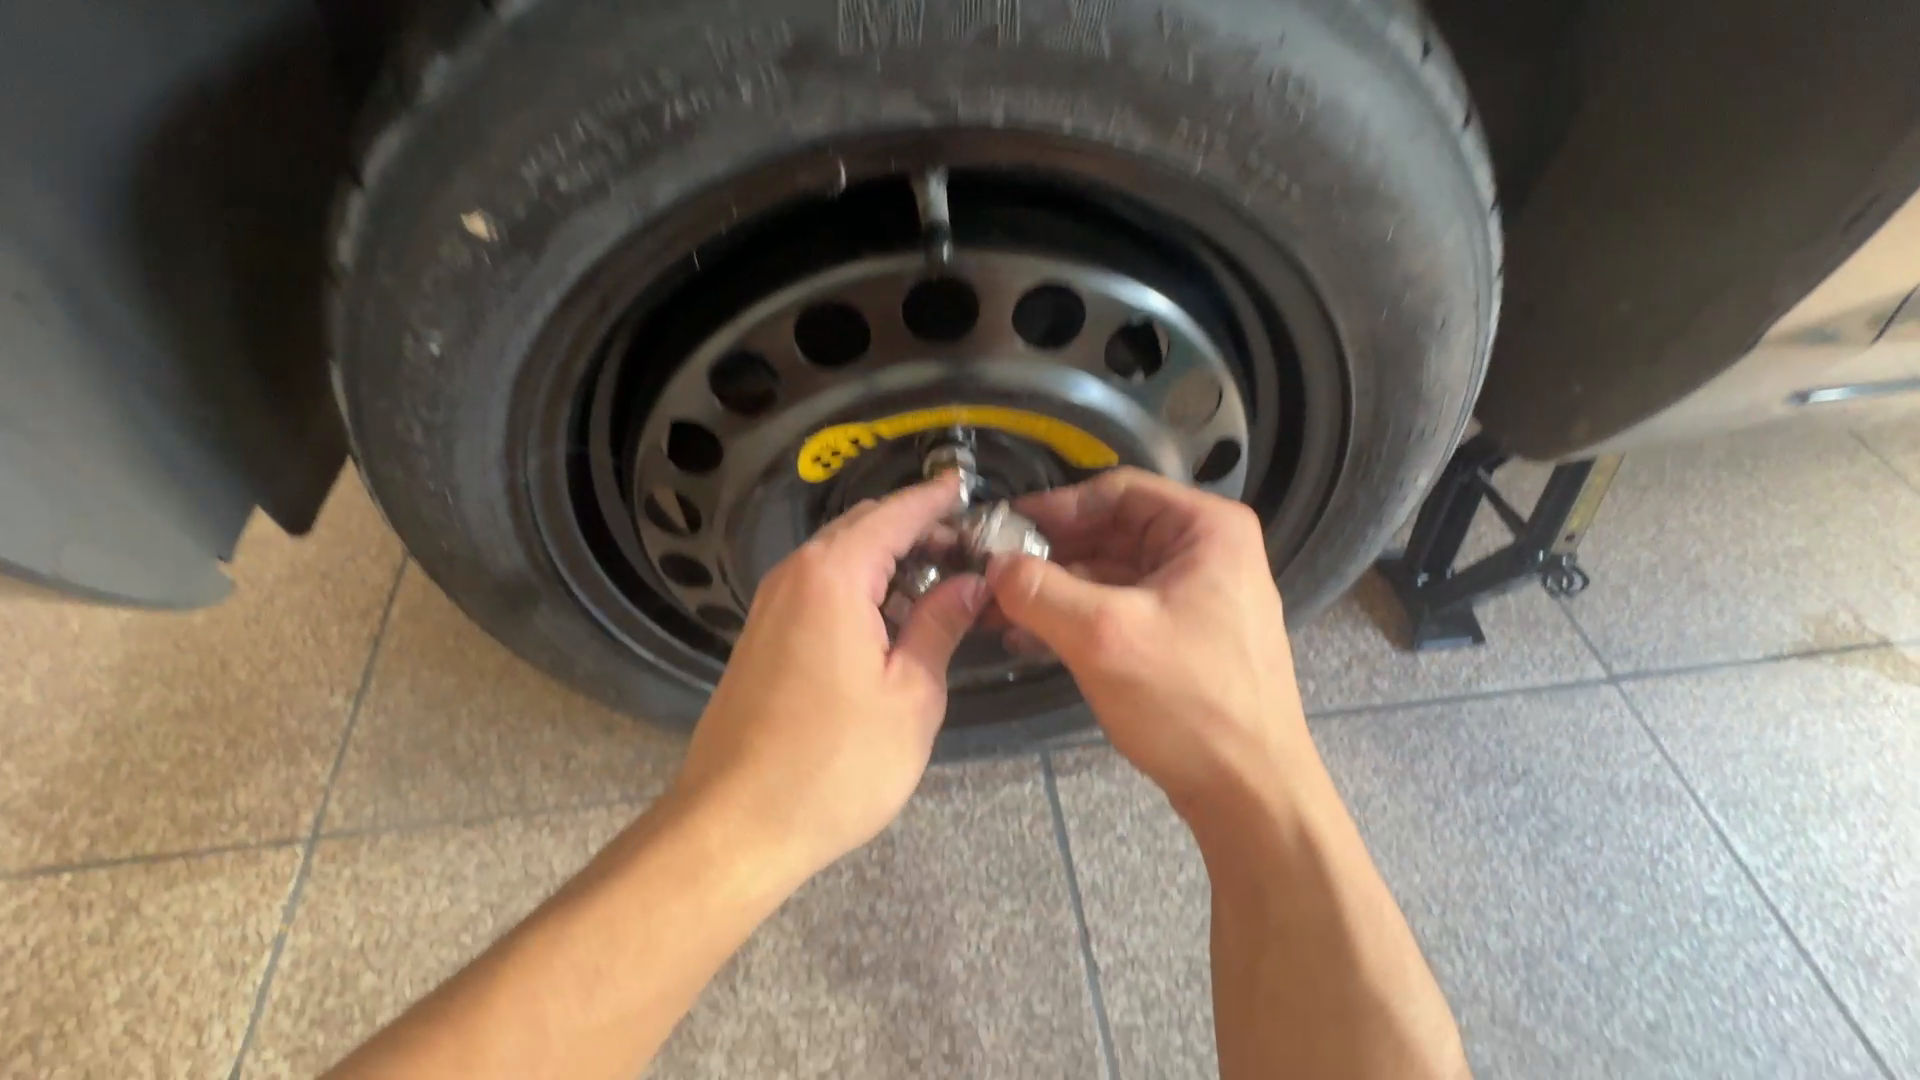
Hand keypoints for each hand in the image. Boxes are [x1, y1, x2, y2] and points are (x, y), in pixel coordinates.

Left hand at [670, 474, 986, 882]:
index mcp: (833, 577)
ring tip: (936, 580)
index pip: (893, 516)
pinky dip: (857, 586)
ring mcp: (769, 606)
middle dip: (912, 527)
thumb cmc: (834, 765)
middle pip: (860, 528)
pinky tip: (887, 618)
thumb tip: (969, 584)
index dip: (933, 499)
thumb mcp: (910, 697)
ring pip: (836, 558)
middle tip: (964, 546)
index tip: (965, 485)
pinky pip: (816, 588)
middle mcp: (794, 576)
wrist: (734, 826)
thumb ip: (940, 627)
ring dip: (885, 559)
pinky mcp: (760, 638)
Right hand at [987, 468, 1309, 813]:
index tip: (1004, 529)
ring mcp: (1196, 598)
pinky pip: (1119, 610)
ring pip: (1110, 574)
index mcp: (1207, 530)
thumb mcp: (1105, 636)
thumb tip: (992, 564)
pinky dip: (1075, 618)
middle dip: (1049, 554)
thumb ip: (1041, 591)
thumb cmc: (1188, 701)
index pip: (1117, 492)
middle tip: (991, 572)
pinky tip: (1029, 638)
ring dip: (1055, 590)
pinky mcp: (1181, 639)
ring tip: (998, 610)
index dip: (1056, 507)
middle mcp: (1206, 553)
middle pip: (1110, 533)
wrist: (1250, 793)